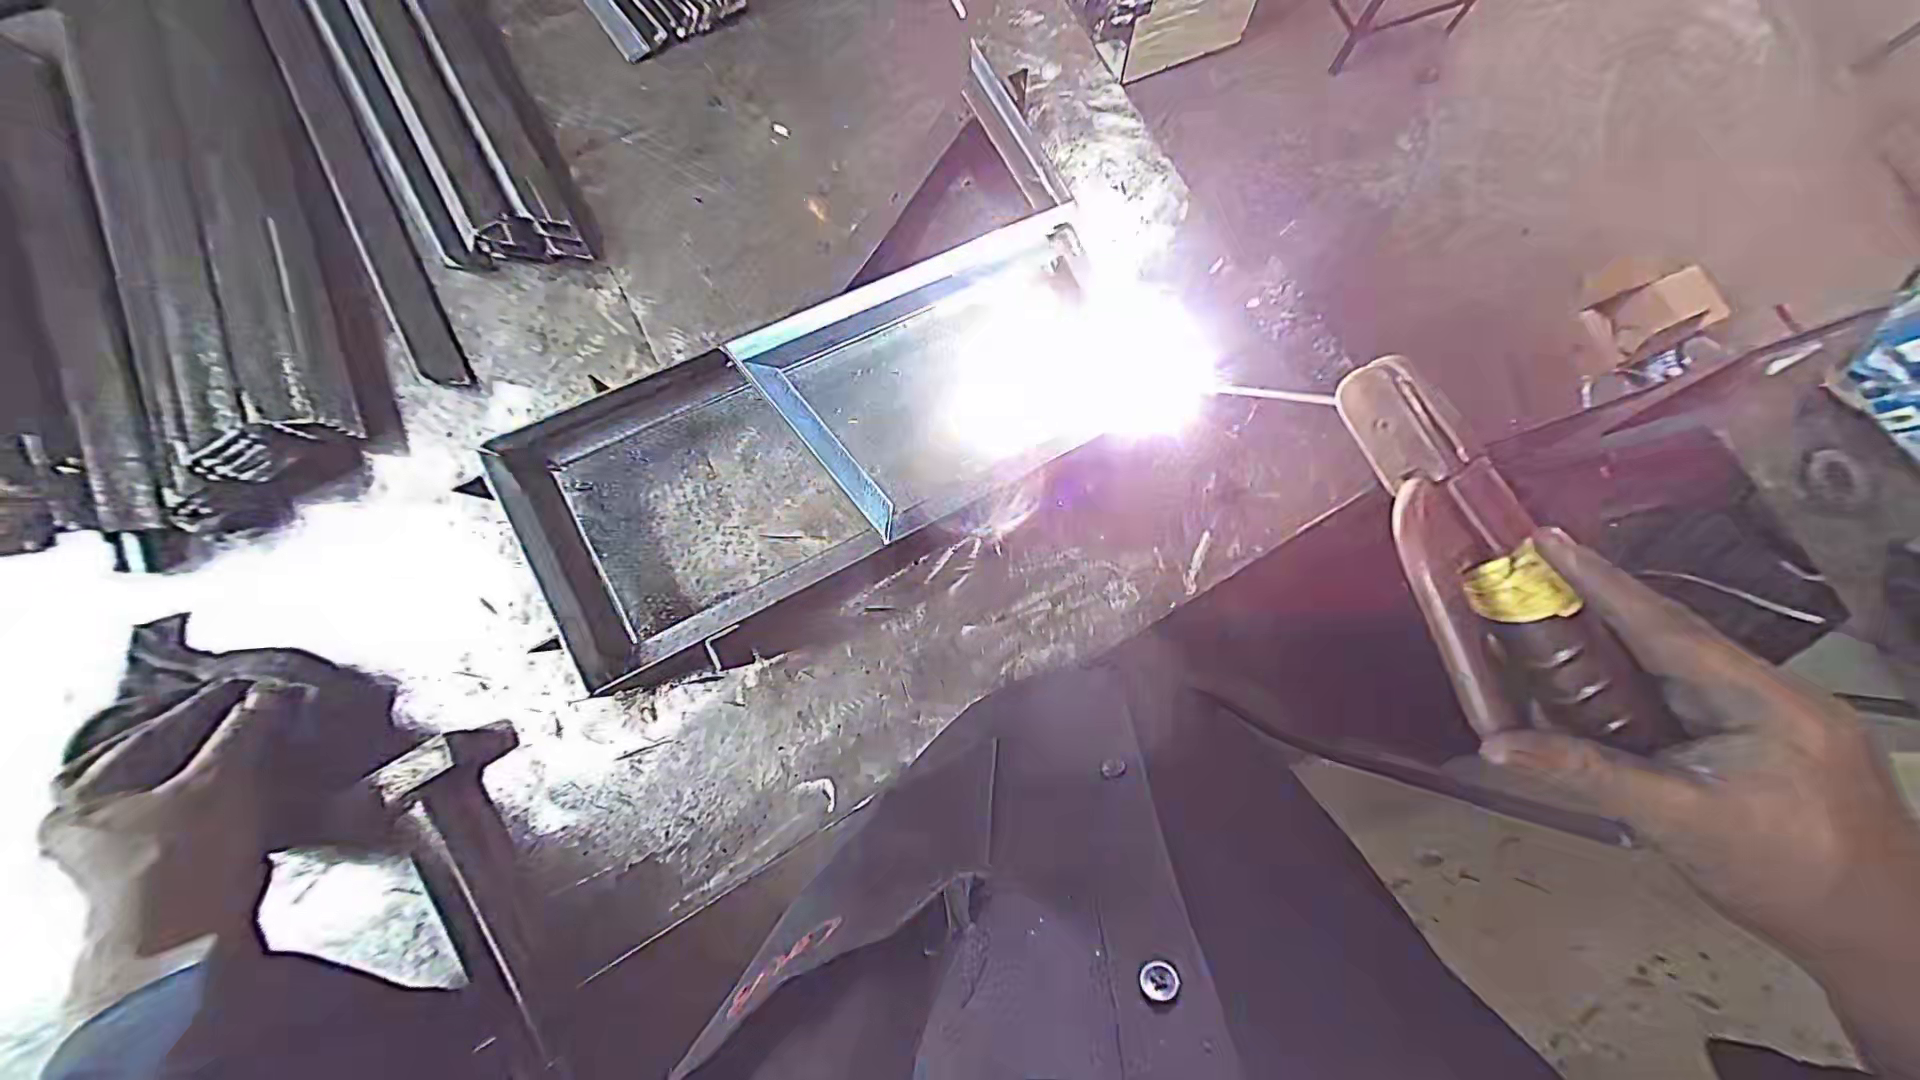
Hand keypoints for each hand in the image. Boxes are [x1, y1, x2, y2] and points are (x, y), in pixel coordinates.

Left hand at [41, 680, 310, 1019]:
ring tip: (250, 739)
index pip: (155, 729)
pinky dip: (214, 786)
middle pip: (151, 756)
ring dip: (211, 759)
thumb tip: (269, 692)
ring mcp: (114, 846)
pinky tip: (241, 779)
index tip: (255, 687)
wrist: (184, 931)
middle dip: (203, 732)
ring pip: (168, 782)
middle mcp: (83, 818)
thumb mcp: (222, 780)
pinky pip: (184, 805)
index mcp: (81, 795)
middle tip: (246, 708)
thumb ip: (245, 730)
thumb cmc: (184, 854)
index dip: (211, 705)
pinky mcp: (152, 862)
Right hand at [1482, 529, 1919, 1075]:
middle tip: (1528, 569)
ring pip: (1660, 662)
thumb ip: (1584, 771)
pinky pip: (1663, 690)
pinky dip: (1613, 679)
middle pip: (1661, 634)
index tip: (1549, 540)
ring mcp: (1756, 714)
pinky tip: (1577, 680)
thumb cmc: (1790, 875)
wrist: (1880, 936)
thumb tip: (1495, 745)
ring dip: (1598, 641)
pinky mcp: (1742, 734)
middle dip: (1593, 599)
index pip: (1665, 627)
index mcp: (1764, 703)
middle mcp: (1763, 695)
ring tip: (1537, 618)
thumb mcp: (1677, 819)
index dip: (1602, 582)